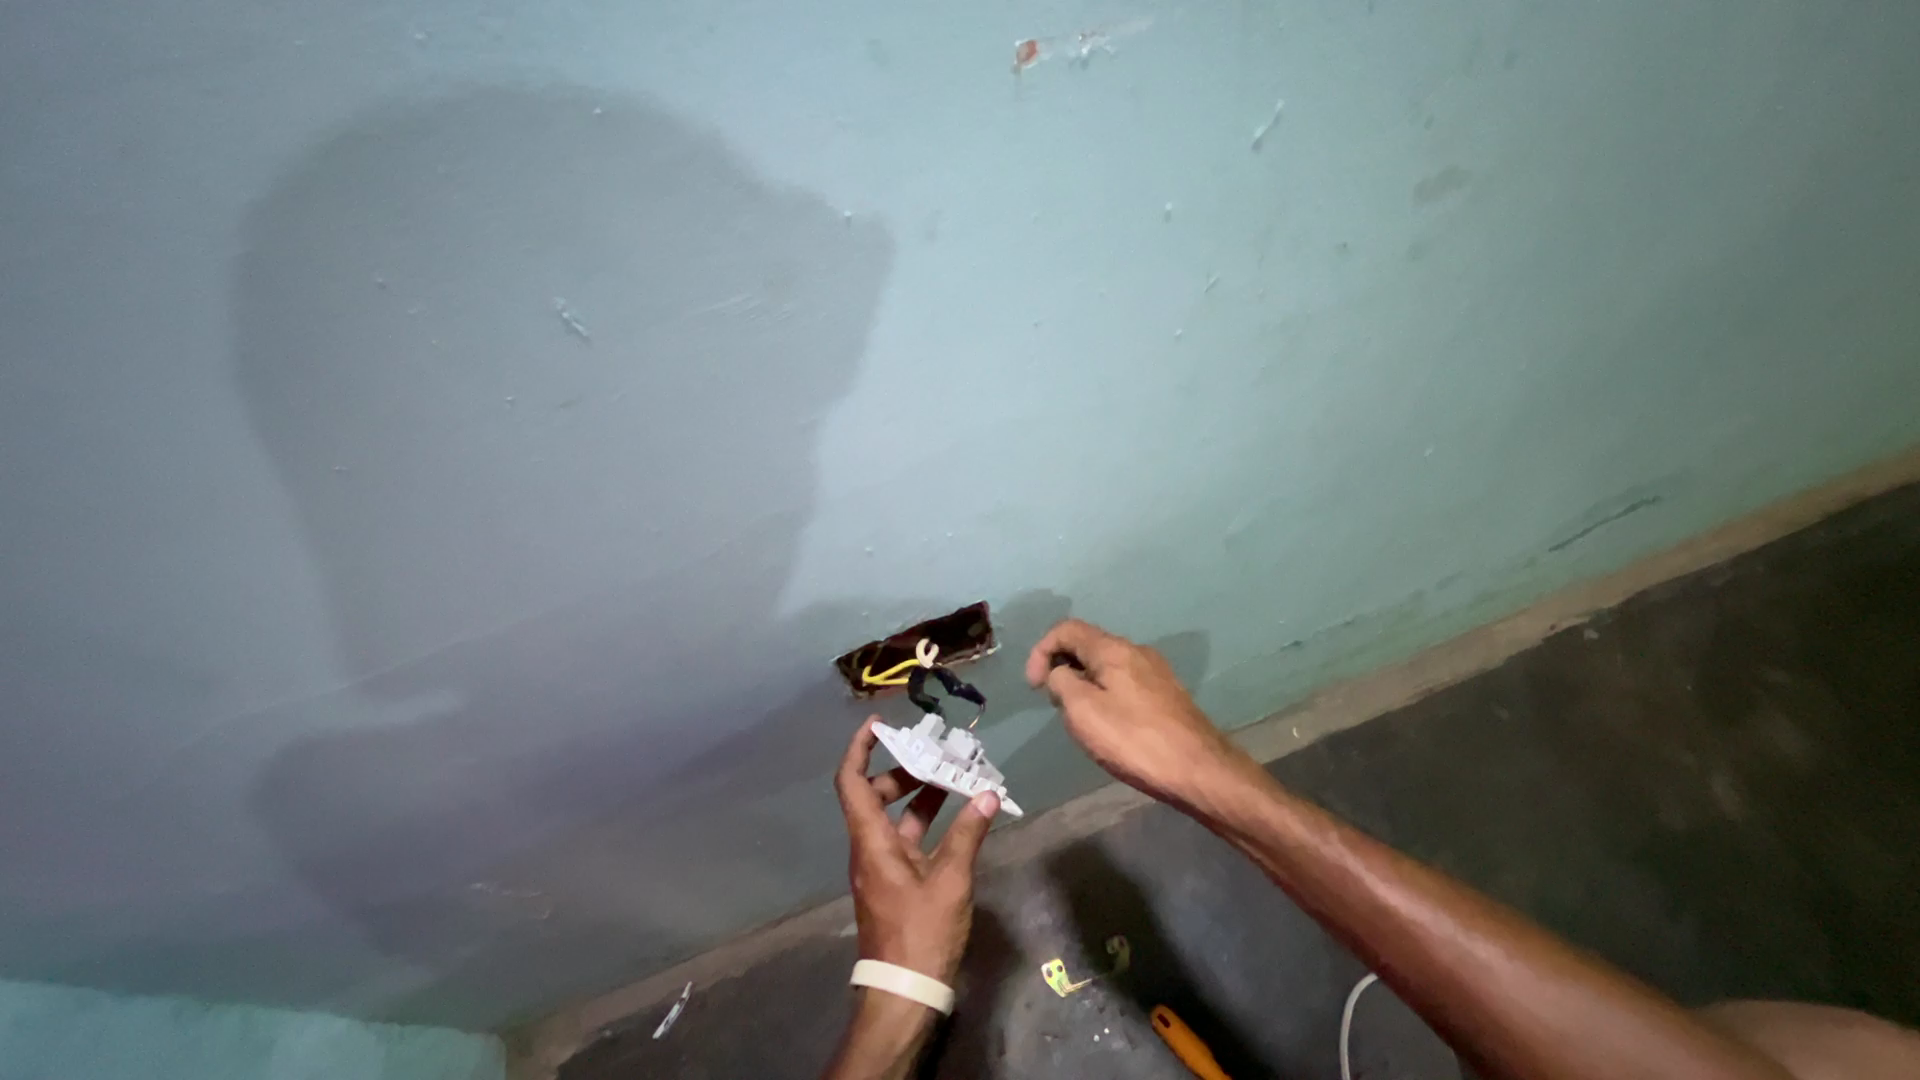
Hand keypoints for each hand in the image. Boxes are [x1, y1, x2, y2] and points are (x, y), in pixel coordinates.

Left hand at [833, 719, 998, 983]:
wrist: (904, 993)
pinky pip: (907, 839)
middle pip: (875, 795)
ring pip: (894, 817)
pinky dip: (928, 823)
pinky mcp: (896, 883)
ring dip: (920, 795)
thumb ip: (967, 835)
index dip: (860, 749)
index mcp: (871, 841)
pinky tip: (959, 817)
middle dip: (903, 769)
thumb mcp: (950, 881)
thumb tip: (988, 794)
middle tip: (936, 752)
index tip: (879, 724)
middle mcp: (869, 848)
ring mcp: (881, 867)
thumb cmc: (920, 933)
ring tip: (954, 776)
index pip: (852, 782)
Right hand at [1025, 618, 1251, 803]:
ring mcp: (1156, 672)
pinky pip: (1124, 682)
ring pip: (1106, 665)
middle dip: (1062, 667)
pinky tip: (1109, 725)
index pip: (1066, 629)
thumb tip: (1061, 674)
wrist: (1199, 770)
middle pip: (1088, 644)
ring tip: (1080, 717)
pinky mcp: (1167, 695)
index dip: (1041, 651)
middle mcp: (1136, 651)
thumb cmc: (1133, 740)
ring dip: (1083, 683)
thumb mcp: (1082, 711)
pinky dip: (1105, 694)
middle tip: (1055, 703)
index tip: (1034, 687)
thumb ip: (1061, 682)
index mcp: (1113, 649)